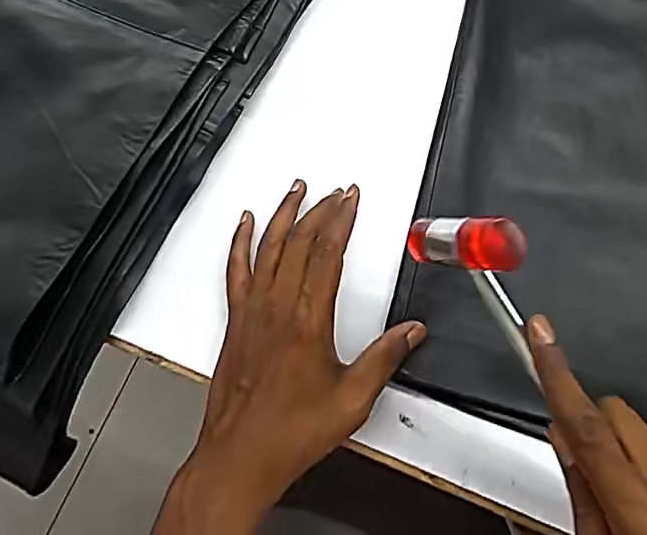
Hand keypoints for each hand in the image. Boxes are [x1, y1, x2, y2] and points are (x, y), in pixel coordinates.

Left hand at [153, 181, 427, 534]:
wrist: (240, 456)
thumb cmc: (289, 432)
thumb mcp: (351, 401)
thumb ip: (384, 359)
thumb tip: (411, 332)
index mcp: (308, 321)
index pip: (328, 252)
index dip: (342, 219)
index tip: (351, 199)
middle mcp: (278, 307)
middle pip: (301, 241)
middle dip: (322, 209)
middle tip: (336, 192)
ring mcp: (254, 309)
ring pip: (269, 246)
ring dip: (285, 213)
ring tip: (297, 189)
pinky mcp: (236, 318)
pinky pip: (236, 269)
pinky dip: (239, 241)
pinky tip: (244, 223)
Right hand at [528, 315, 646, 534]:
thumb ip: (583, 500)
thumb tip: (563, 438)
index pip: (593, 429)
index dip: (559, 376)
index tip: (541, 335)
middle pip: (619, 415)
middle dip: (588, 420)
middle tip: (570, 458)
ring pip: (643, 438)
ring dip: (616, 451)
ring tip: (608, 503)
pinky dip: (642, 472)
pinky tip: (639, 516)